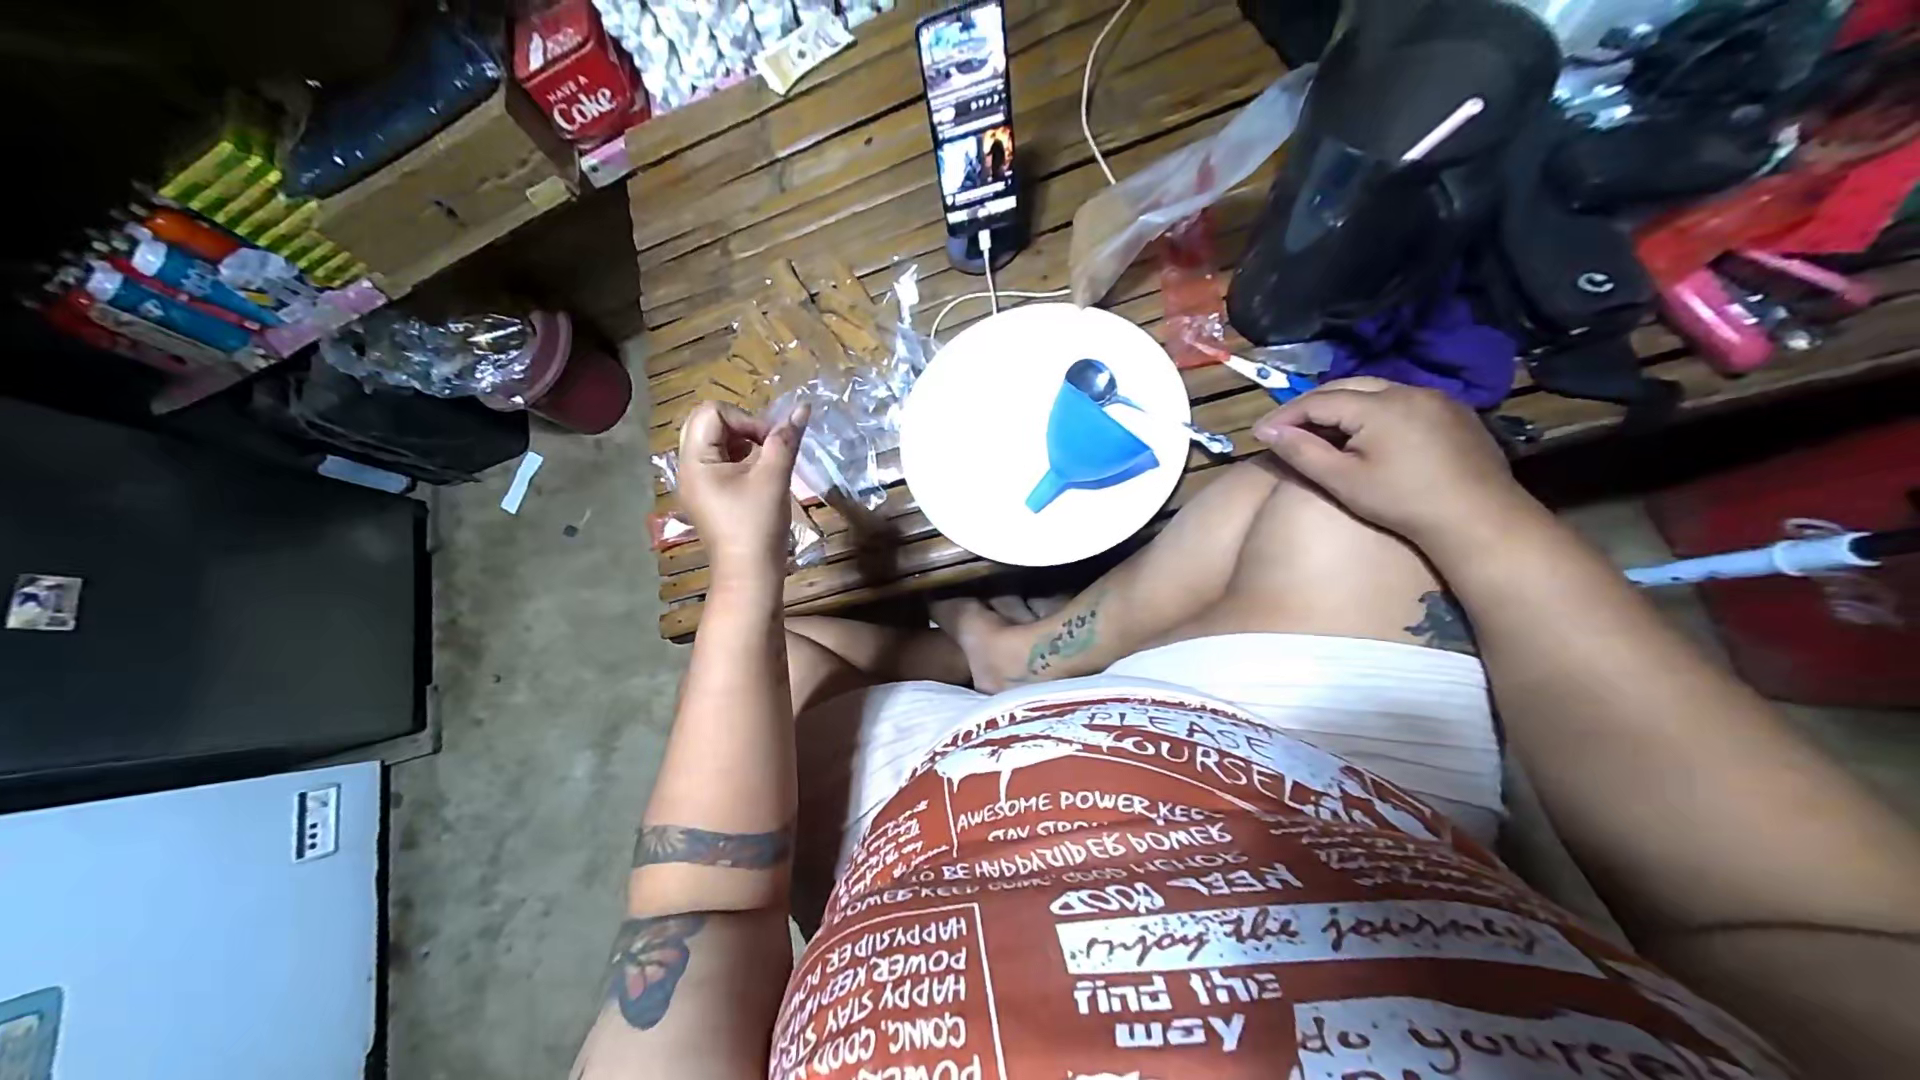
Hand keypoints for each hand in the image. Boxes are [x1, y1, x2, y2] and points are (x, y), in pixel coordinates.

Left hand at [676, 400, 810, 581]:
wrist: (750, 574)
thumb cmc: (758, 525)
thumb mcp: (774, 477)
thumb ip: (786, 439)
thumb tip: (803, 407)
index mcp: (694, 461)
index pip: (713, 412)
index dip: (746, 420)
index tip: (770, 442)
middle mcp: (687, 468)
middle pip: (709, 423)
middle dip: (743, 428)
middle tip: (767, 447)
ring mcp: (696, 484)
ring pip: (715, 442)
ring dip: (744, 443)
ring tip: (765, 464)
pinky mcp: (708, 496)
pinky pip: (719, 462)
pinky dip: (740, 460)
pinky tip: (759, 477)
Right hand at [1251, 377, 1532, 544]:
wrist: (1478, 518)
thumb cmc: (1402, 502)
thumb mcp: (1342, 480)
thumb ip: (1301, 451)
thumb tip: (1266, 431)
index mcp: (1379, 406)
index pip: (1317, 400)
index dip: (1284, 415)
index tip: (1259, 433)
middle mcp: (1408, 391)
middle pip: (1345, 386)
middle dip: (1309, 404)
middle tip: (1284, 426)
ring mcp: (1435, 398)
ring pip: (1374, 390)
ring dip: (1340, 404)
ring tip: (1317, 427)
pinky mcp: (1453, 411)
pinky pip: (1400, 400)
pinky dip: (1371, 409)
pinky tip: (1362, 431)